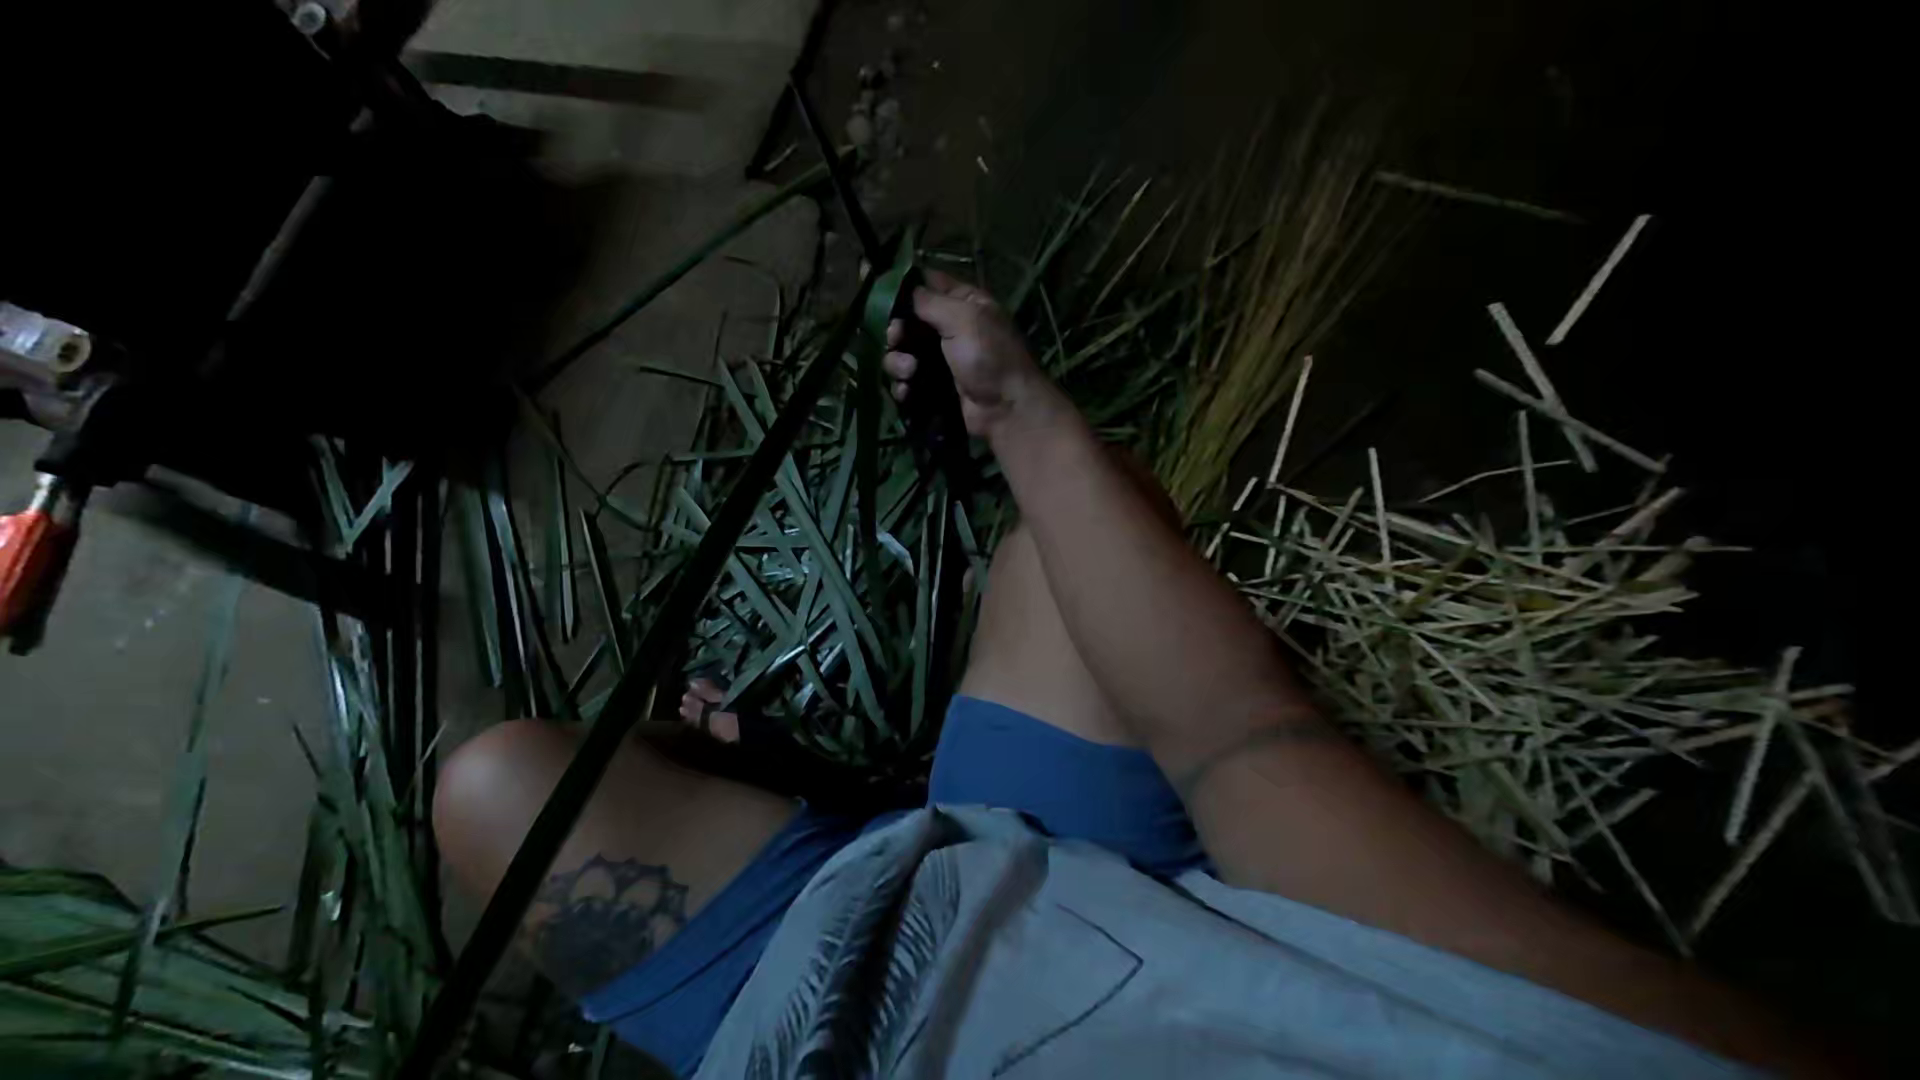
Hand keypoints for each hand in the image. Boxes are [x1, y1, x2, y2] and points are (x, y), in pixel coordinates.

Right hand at [884, 270, 1053, 440]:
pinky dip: (902, 386)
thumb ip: (930, 300)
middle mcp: (948, 328)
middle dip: (895, 331)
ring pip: (900, 353)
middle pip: (905, 321)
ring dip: (898, 362)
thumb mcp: (964, 318)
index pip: (925, 283)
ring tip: (911, 372)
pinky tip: (907, 391)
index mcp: (962, 303)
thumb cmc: (989, 356)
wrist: (1005, 409)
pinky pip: (905, 382)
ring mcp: (939, 360)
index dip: (900, 286)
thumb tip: (904, 288)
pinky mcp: (931, 388)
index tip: (874, 287)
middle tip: (896, 339)